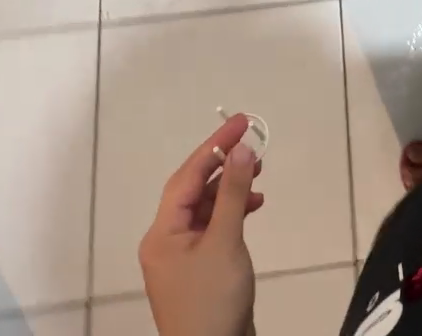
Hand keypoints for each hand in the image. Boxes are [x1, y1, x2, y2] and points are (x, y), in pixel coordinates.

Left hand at [139, 115, 267, 335]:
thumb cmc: (213, 299)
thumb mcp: (226, 240)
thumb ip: (233, 192)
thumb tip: (241, 148)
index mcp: (161, 233)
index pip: (187, 176)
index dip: (215, 145)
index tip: (243, 122)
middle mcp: (166, 241)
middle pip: (192, 189)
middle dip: (222, 164)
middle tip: (253, 144)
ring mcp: (182, 258)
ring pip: (204, 208)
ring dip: (230, 188)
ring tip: (260, 173)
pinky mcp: (199, 271)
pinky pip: (212, 227)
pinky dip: (232, 212)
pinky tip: (254, 207)